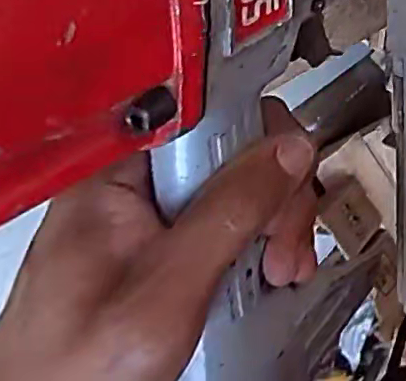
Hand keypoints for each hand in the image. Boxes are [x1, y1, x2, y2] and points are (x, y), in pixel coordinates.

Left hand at [0, 98, 319, 380]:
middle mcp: (135, 188)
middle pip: (238, 147)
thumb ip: (229, 213)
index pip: (209, 111)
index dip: (258, 136)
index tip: (284, 175)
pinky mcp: (170, 245)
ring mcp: (154, 218)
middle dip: (277, 192)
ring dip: (277, 222)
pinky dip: (263, 242)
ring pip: (246, 182)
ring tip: (277, 268)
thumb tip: (291, 147)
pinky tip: (264, 272)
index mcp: (113, 180)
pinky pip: (236, 217)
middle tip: (283, 242)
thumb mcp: (162, 295)